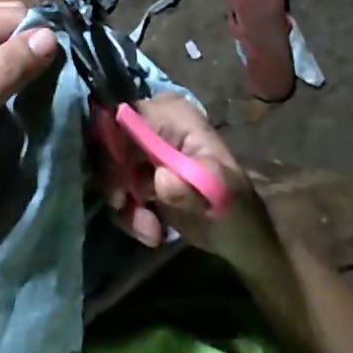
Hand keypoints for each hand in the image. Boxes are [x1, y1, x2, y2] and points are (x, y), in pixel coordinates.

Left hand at [0, 5, 59, 216]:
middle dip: (34, 49)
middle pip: (12, 22)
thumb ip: (5, 71)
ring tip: (39, 90)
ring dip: (24, 61)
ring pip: (6, 38)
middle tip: (50, 86)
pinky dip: (11, 69)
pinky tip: (18, 91)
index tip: (63, 75)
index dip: (41, 42)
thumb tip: (52, 36)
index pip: (15, 16)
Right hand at [108, 93, 281, 272]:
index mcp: (173, 114)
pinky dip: (129, 214)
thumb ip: (194, 185)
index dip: (112, 145)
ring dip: (124, 204)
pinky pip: (118, 191)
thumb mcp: (223, 193)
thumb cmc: (236, 205)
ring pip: (111, 170)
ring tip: (151, 229)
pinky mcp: (140, 176)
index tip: (121, 183)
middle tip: (128, 207)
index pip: (123, 115)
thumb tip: (162, 181)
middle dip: (116, 181)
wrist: (243, 238)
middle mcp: (153, 125)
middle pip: (109, 142)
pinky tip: (153, 232)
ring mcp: (145, 151)